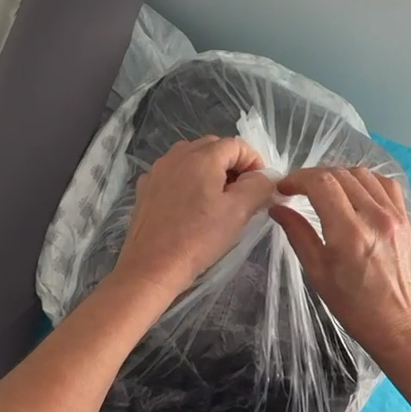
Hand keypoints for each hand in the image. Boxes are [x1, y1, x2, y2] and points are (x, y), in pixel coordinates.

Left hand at [113, 136, 276, 296]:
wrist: (152, 267)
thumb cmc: (199, 238)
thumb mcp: (238, 212)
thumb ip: (258, 187)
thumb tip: (265, 177)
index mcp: (201, 158)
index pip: (236, 145)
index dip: (254, 162)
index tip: (260, 188)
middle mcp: (176, 156)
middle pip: (212, 148)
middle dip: (232, 166)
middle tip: (242, 195)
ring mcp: (157, 172)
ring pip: (191, 160)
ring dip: (210, 173)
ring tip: (217, 202)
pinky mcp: (145, 190)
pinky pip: (173, 175)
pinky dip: (188, 183)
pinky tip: (191, 209)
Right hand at [270, 167, 410, 360]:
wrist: (397, 322)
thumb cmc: (353, 305)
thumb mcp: (317, 273)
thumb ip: (298, 234)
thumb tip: (277, 208)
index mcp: (349, 234)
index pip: (321, 184)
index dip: (298, 179)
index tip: (285, 189)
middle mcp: (375, 218)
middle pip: (340, 174)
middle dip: (314, 177)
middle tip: (300, 191)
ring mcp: (394, 216)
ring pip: (363, 174)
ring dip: (338, 176)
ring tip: (324, 191)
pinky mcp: (406, 219)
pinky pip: (385, 184)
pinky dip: (366, 181)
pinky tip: (354, 192)